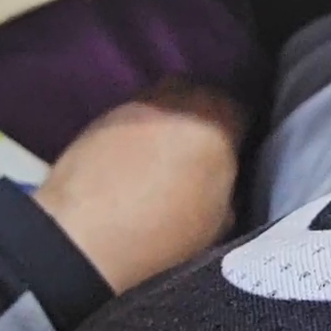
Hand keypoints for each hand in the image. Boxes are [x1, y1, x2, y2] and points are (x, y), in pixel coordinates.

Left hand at [34, 79, 247, 293]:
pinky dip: (140, 130)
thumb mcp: (219, 220)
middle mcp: (181, 99)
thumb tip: (223, 181)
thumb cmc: (165, 232)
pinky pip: (135, 115)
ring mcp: (138, 102)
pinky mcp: (103, 114)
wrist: (86, 236)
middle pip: (203, 94)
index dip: (241, 131)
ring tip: (165, 152)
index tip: (236, 152)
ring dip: (171, 119)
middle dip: (206, 116)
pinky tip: (133, 159)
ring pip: (166, 98)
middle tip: (202, 149)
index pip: (243, 109)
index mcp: (219, 121)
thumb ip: (228, 188)